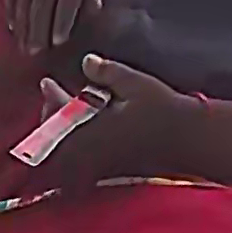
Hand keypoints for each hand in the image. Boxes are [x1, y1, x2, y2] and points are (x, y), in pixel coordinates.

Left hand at [39, 55, 194, 181]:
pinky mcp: (98, 172)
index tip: (47, 83)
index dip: (50, 97)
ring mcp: (89, 165)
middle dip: (49, 116)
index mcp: (88, 130)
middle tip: (54, 98)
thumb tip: (87, 61)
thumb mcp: (136, 85)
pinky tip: (73, 134)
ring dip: (54, 134)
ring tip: (60, 115)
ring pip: (57, 152)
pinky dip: (65, 148)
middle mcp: (84, 151)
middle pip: (51, 137)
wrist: (184, 141)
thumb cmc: (163, 111)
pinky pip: (70, 164)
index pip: (56, 115)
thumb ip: (108, 73)